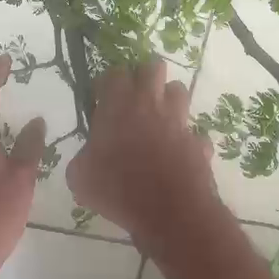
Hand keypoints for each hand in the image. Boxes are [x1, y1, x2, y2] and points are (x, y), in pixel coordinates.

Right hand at [66, 58, 220, 241]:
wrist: (169, 211)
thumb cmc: (119, 189)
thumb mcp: (81, 177)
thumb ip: (83, 158)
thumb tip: (87, 158)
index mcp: (119, 104)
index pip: (114, 73)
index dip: (108, 83)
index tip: (103, 99)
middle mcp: (150, 102)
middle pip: (152, 66)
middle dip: (144, 77)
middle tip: (134, 99)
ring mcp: (178, 119)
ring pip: (178, 90)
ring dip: (169, 100)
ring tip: (159, 118)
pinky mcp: (197, 141)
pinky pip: (194, 133)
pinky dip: (187, 140)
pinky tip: (179, 154)